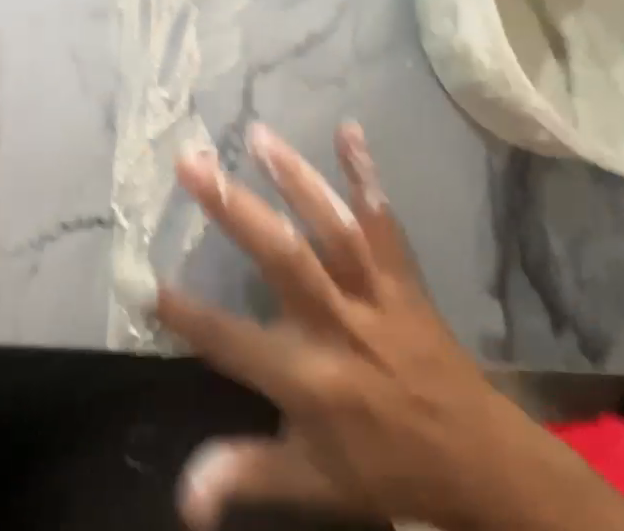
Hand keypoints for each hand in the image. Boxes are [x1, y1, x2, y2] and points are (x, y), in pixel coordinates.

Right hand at [157, 124, 614, 530]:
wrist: (481, 458)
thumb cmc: (386, 467)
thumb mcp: (311, 481)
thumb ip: (243, 475)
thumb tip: (182, 501)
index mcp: (312, 380)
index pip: (233, 342)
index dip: (187, 316)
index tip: (142, 282)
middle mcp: (341, 326)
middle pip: (284, 260)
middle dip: (234, 210)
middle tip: (190, 164)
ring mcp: (377, 296)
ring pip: (334, 229)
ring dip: (295, 178)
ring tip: (257, 134)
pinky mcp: (405, 280)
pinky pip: (386, 223)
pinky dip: (367, 175)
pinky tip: (349, 130)